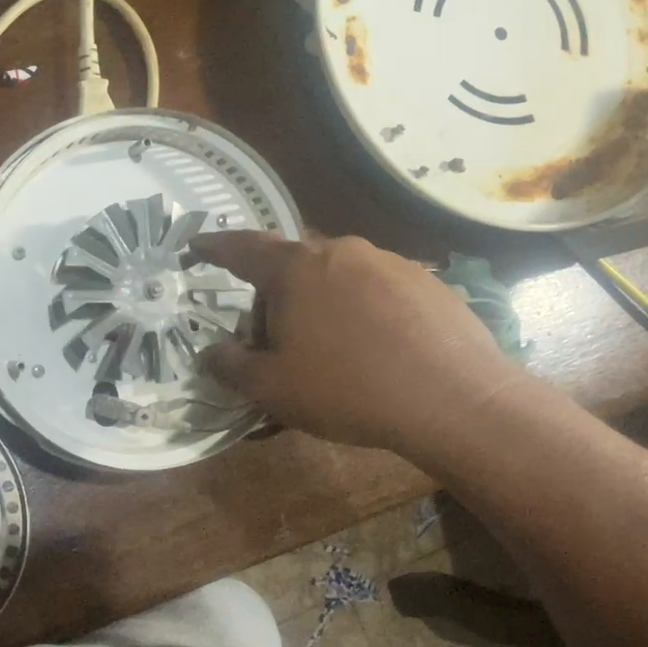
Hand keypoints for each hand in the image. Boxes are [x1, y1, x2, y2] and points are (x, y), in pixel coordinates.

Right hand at [190, 232, 527, 460]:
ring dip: (316, 307)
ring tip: (323, 353)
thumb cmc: (346, 388)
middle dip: (272, 299)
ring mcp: (389, 263)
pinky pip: (374, 291)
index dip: (213, 248)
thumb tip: (211, 354)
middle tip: (268, 343)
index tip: (194, 247)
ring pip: (334, 278)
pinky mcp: (426, 283)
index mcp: (295, 270)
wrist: (453, 399)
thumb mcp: (271, 389)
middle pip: (290, 267)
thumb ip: (230, 366)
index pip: (242, 248)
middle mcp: (341, 252)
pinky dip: (357, 314)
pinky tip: (368, 353)